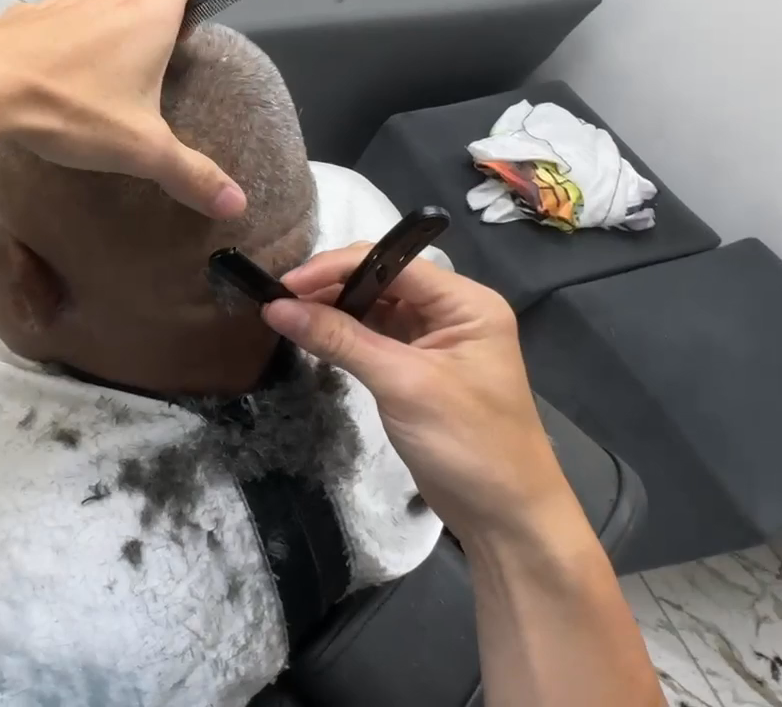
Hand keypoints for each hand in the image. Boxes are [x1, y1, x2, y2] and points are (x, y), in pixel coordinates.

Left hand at [0, 0, 245, 219]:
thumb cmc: (72, 110)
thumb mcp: (139, 148)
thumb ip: (190, 173)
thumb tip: (238, 205)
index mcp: (145, 13)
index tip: (180, 33)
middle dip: (142, 30)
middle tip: (138, 82)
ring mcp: (56, 2)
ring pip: (89, 11)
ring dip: (95, 39)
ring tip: (88, 88)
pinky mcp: (17, 18)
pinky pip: (47, 26)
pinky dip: (53, 47)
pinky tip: (42, 84)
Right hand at [262, 246, 578, 545]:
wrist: (507, 519)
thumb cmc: (469, 445)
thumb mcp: (402, 385)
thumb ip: (339, 339)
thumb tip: (274, 307)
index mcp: (465, 303)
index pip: (390, 262)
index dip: (335, 268)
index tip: (284, 285)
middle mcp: (450, 311)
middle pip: (378, 277)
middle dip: (328, 285)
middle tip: (279, 301)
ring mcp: (432, 337)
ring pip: (369, 304)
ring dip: (330, 307)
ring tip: (285, 314)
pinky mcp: (414, 363)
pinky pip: (369, 331)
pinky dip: (339, 331)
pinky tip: (310, 333)